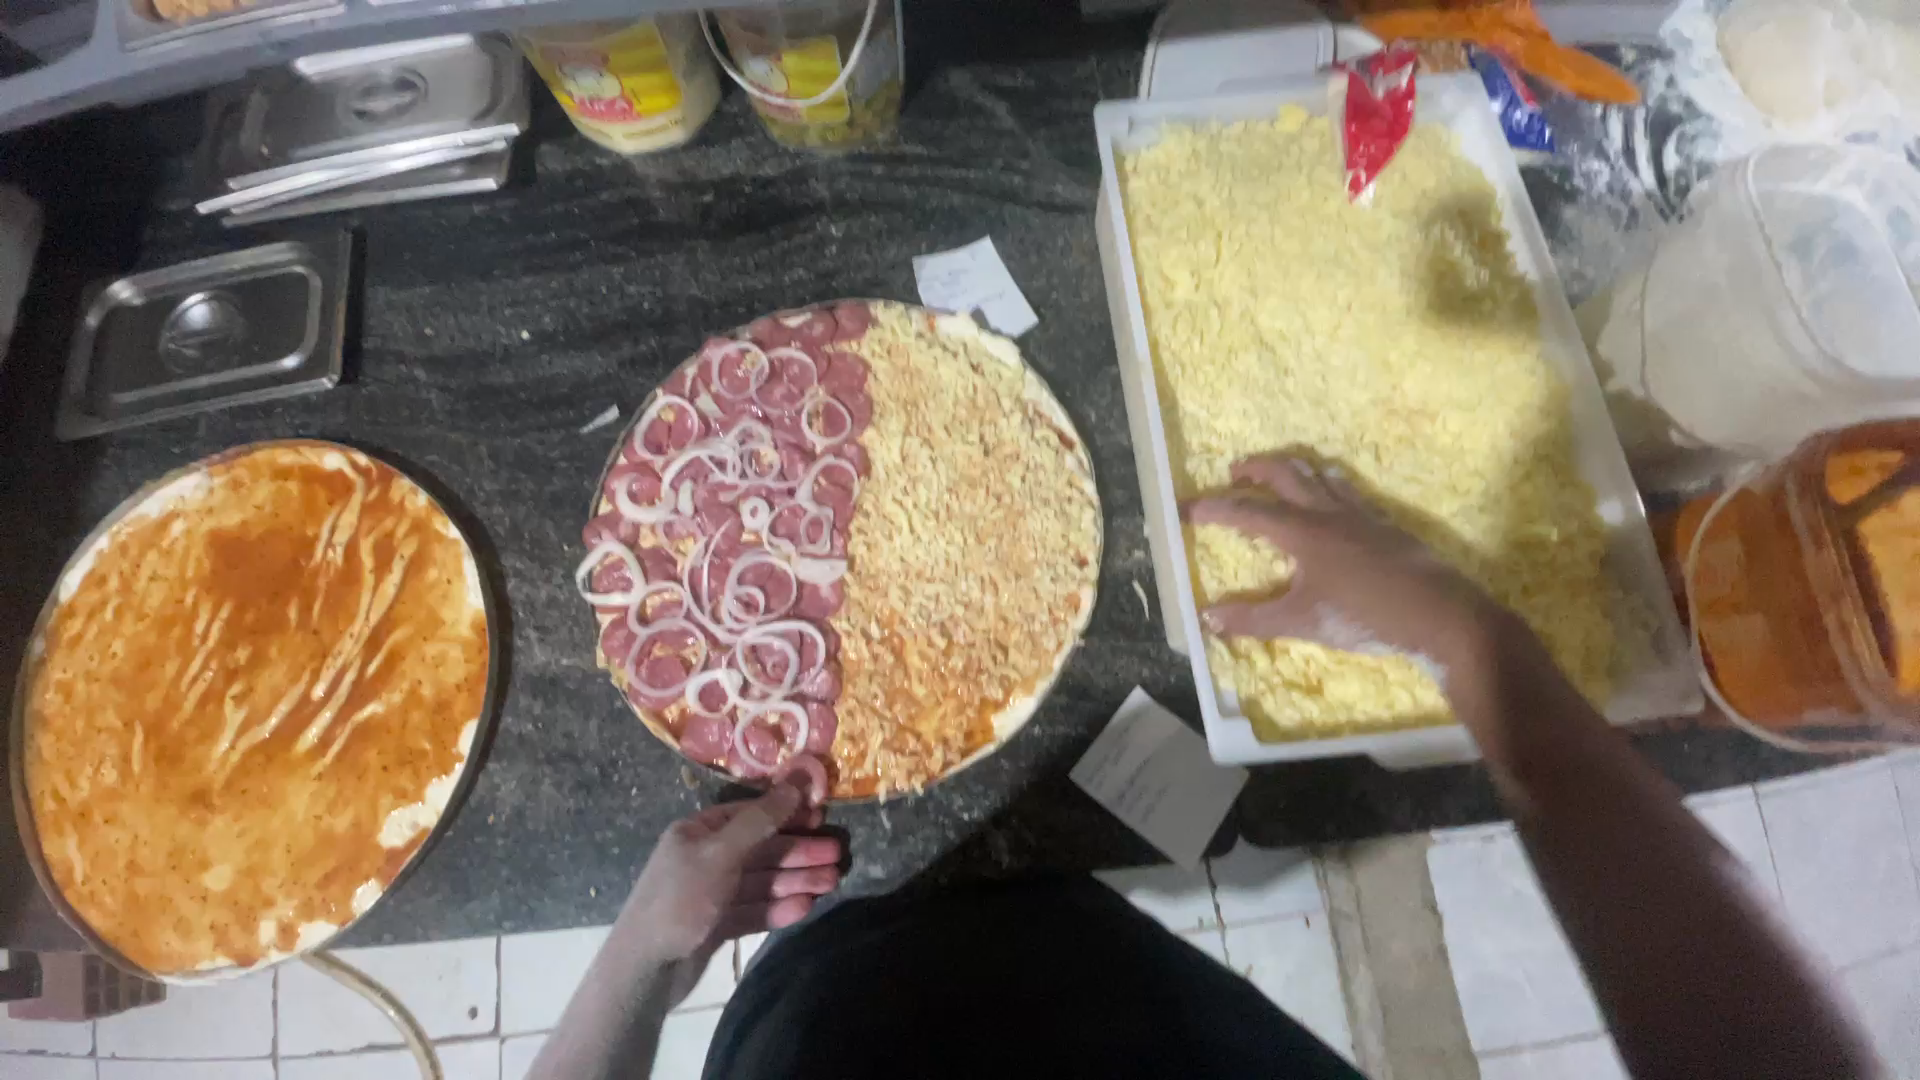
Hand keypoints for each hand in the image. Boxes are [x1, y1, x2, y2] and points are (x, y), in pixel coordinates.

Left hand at [621, 775, 842, 1004]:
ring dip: (796, 880)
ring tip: (831, 882)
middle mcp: (705, 857)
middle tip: (837, 855)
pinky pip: (753, 909)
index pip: (751, 814)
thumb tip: (797, 780)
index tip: (821, 818)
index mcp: (699, 832)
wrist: (643, 972)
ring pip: (762, 881)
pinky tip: (804, 907)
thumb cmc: (681, 899)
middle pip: (761, 849)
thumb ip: (762, 819)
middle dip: (799, 853)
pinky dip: (777, 908)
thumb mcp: (722, 852)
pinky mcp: (716, 925)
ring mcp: (711, 893)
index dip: (787, 814)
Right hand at [1181, 454, 1516, 687]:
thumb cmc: (1365, 616)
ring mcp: (1360, 514)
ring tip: (1279, 474)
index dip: (1212, 508)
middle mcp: (1327, 512)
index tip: (1186, 508)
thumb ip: (1252, 619)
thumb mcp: (1301, 622)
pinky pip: (1348, 490)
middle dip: (1255, 469)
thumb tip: (1208, 618)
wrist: (1441, 615)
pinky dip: (1327, 485)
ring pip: (1321, 474)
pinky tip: (1332, 502)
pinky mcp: (1384, 524)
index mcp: (1301, 531)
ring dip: (1293, 468)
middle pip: (1285, 473)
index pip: (1246, 512)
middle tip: (1234, 472)